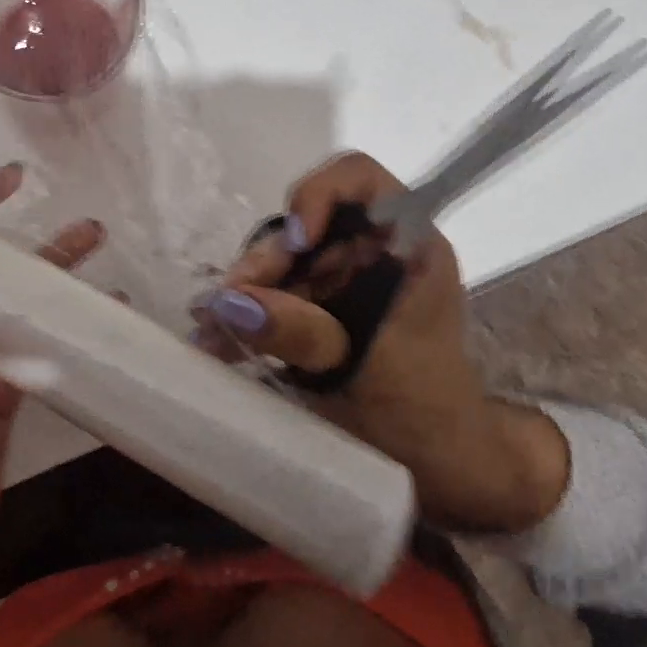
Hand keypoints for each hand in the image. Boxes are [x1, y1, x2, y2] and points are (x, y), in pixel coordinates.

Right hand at [193, 152, 568, 533]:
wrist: (434, 467)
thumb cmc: (419, 414)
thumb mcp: (358, 370)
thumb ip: (298, 333)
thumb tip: (229, 302)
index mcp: (409, 249)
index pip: (360, 179)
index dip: (318, 195)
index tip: (292, 244)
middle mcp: (375, 251)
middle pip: (306, 221)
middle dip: (265, 260)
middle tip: (228, 305)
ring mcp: (347, 277)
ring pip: (284, 257)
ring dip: (247, 289)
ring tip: (213, 330)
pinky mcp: (324, 305)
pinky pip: (278, 290)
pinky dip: (250, 311)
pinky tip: (221, 340)